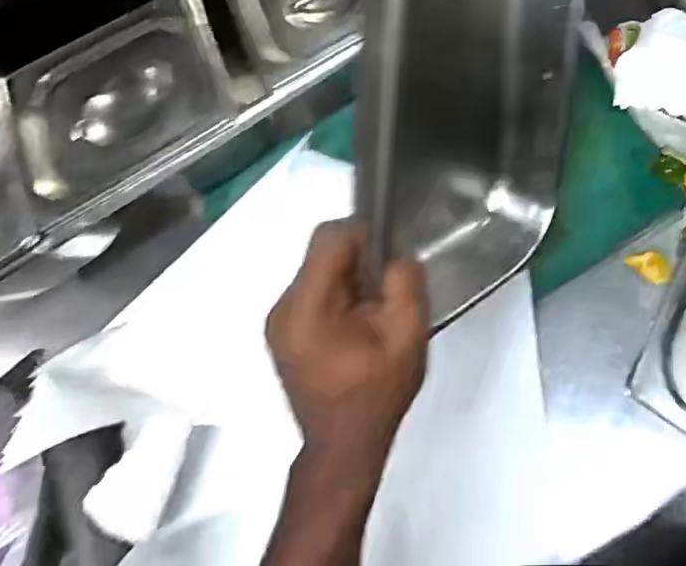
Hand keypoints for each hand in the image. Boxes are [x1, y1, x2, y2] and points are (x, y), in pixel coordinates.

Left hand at [266, 221, 428, 479]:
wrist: (344, 448)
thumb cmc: (377, 394)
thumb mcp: (407, 336)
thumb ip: (405, 284)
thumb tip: (394, 254)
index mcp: (306, 308)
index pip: (329, 238)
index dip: (363, 236)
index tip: (387, 261)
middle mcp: (282, 307)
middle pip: (321, 250)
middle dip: (358, 259)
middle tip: (383, 290)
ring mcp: (277, 319)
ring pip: (318, 267)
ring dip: (349, 276)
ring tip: (371, 312)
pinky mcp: (282, 329)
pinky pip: (313, 288)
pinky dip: (337, 293)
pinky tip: (355, 324)